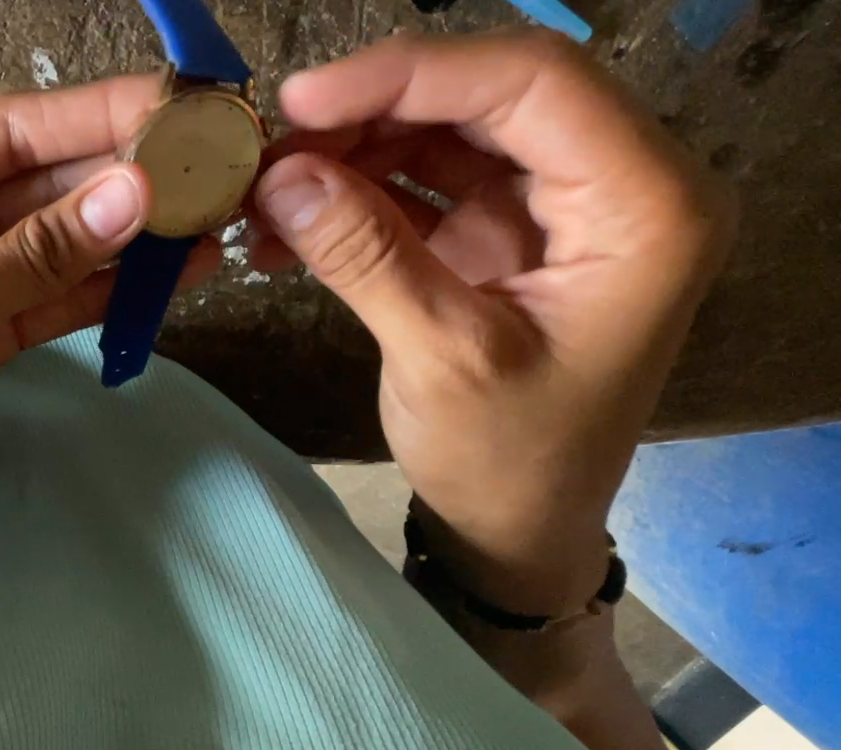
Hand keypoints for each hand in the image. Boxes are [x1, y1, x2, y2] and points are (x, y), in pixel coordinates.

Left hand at [0, 76, 219, 527]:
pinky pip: (60, 300)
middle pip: (45, 184)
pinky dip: (110, 291)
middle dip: (123, 177)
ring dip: (130, 237)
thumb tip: (133, 194)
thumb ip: (29, 257)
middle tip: (211, 171)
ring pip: (62, 244)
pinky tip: (170, 278)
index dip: (92, 114)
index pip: (9, 134)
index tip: (173, 108)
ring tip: (210, 224)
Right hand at [249, 31, 735, 613]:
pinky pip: (414, 194)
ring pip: (439, 141)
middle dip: (366, 115)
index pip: (530, 85)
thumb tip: (280, 180)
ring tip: (261, 193)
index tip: (298, 100)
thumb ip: (366, 258)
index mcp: (643, 202)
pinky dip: (346, 204)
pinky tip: (282, 230)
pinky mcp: (488, 242)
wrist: (512, 519)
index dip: (410, 75)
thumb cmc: (505, 452)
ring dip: (346, 158)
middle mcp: (606, 184)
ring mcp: (542, 211)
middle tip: (265, 149)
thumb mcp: (441, 355)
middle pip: (483, 99)